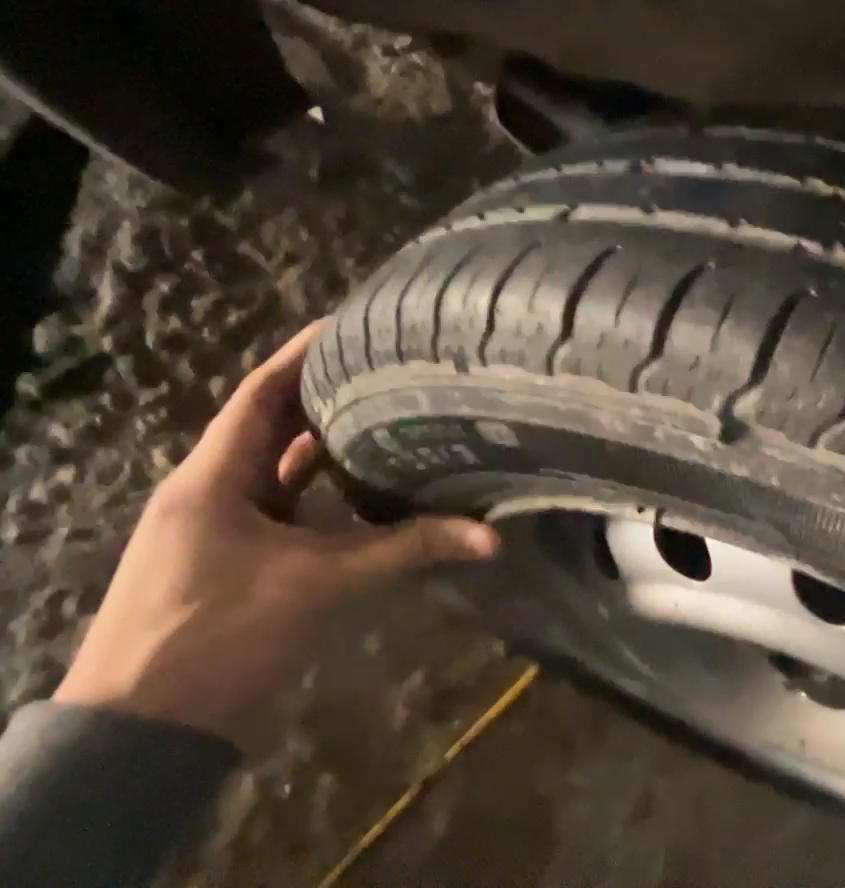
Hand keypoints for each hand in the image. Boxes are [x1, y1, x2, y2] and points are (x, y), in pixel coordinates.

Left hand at [54, 322, 498, 742]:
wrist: (147, 725)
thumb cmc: (222, 633)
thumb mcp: (323, 583)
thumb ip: (409, 549)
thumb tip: (493, 536)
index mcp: (212, 480)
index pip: (259, 397)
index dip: (301, 356)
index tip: (351, 324)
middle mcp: (212, 490)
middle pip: (274, 425)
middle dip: (328, 395)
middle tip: (393, 365)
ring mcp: (221, 524)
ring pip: (283, 467)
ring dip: (331, 442)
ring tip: (394, 411)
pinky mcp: (237, 554)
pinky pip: (288, 504)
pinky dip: (327, 488)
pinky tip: (373, 481)